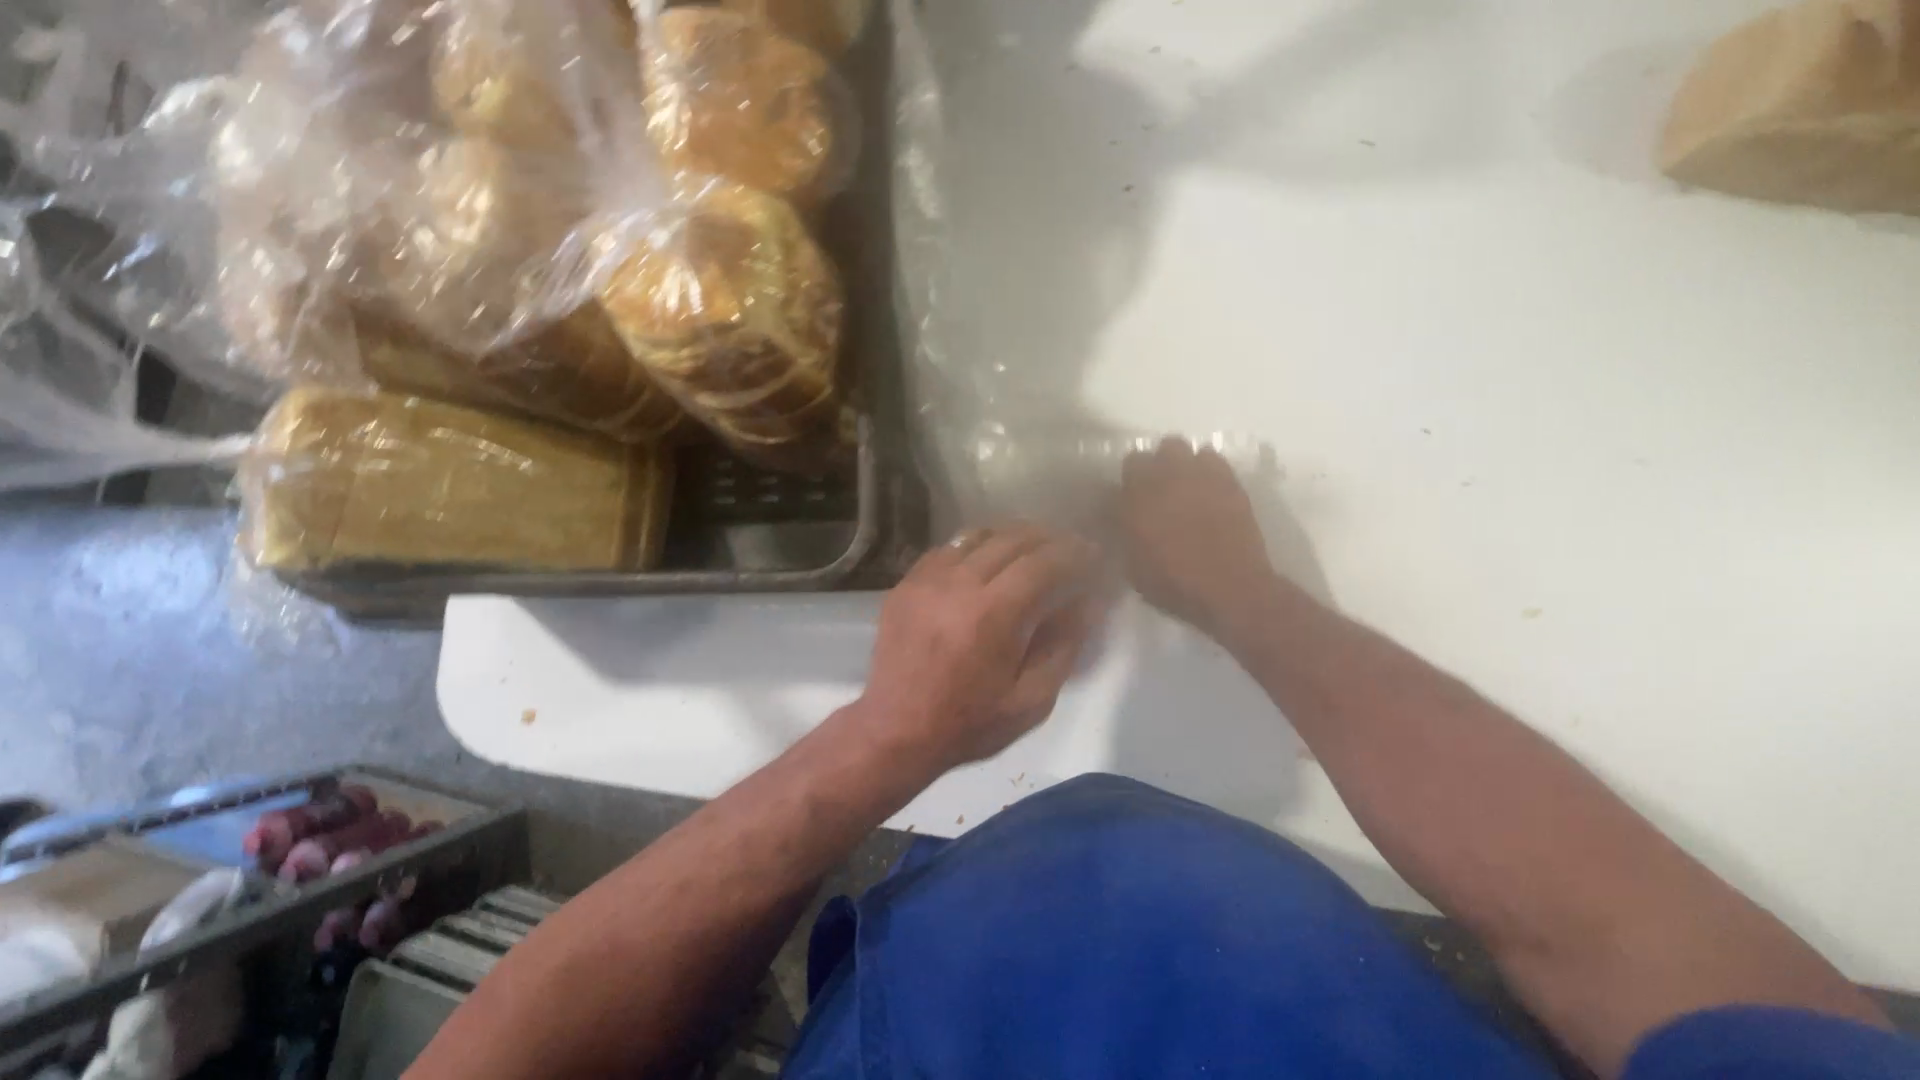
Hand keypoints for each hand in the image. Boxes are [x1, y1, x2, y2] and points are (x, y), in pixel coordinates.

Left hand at [855, 524, 1099, 772]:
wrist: (896, 731)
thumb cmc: (969, 723)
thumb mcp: (1032, 700)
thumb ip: (1064, 647)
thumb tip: (1085, 605)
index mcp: (994, 613)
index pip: (1045, 562)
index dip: (1076, 554)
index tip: (1095, 556)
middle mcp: (960, 584)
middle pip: (1014, 539)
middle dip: (1049, 539)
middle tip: (1071, 549)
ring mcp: (928, 580)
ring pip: (979, 536)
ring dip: (1013, 537)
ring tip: (1033, 550)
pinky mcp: (907, 584)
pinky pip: (948, 549)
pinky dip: (976, 547)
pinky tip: (988, 561)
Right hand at [1120, 438, 1276, 634]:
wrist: (1229, 588)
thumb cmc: (1173, 583)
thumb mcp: (1132, 565)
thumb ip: (1124, 533)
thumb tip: (1121, 518)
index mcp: (1137, 494)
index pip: (1129, 465)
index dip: (1131, 480)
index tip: (1132, 497)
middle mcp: (1168, 475)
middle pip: (1163, 448)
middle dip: (1161, 464)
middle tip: (1161, 490)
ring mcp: (1203, 475)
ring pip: (1191, 450)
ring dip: (1187, 464)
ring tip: (1189, 488)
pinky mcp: (1231, 483)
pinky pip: (1216, 463)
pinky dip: (1211, 472)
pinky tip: (1211, 493)